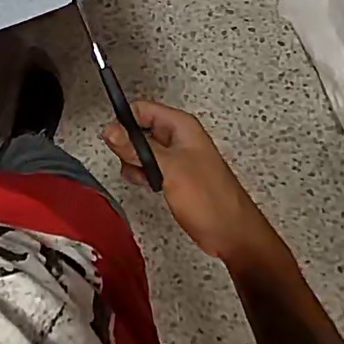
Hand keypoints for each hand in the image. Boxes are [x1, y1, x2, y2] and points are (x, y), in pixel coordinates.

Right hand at [103, 101, 280, 267]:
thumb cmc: (210, 199)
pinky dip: (144, 176)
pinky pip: (149, 168)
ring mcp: (176, 158)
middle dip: (129, 146)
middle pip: (139, 129)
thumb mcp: (168, 168)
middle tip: (135, 163)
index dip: (124, 122)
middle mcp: (179, 138)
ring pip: (142, 150)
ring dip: (135, 164)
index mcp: (181, 126)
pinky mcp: (174, 176)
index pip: (142, 109)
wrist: (231, 235)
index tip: (115, 140)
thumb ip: (137, 148)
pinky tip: (150, 186)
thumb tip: (111, 131)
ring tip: (146, 178)